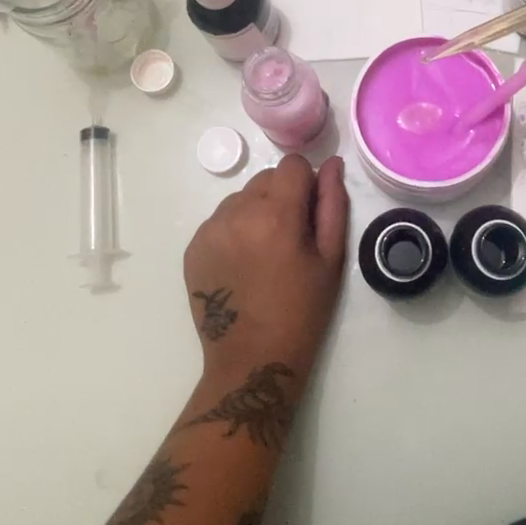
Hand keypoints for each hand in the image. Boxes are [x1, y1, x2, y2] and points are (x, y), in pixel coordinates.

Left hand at [182, 155, 348, 380]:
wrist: (252, 360)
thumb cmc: (302, 311)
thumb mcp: (330, 259)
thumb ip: (332, 203)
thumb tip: (331, 164)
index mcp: (276, 214)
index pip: (292, 164)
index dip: (306, 182)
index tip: (309, 214)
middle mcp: (237, 213)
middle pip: (266, 179)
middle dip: (282, 197)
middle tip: (290, 239)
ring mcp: (210, 230)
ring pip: (241, 198)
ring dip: (256, 212)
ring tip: (264, 254)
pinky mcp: (193, 247)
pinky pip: (219, 220)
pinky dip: (234, 230)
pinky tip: (243, 264)